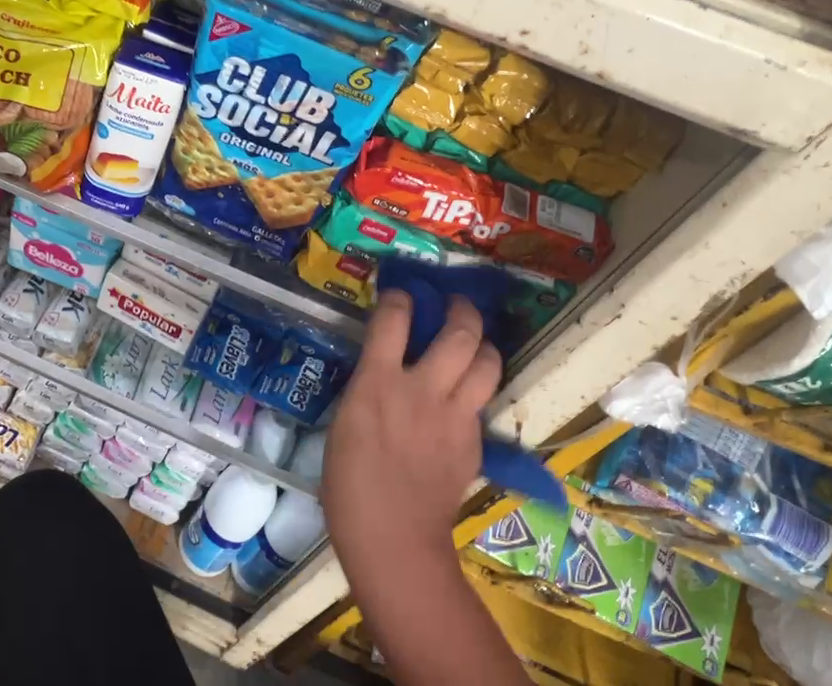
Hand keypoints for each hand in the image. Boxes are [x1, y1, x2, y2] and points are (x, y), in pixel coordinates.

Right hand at [323, 289, 503, 560]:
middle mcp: (422, 388)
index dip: (399, 298)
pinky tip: (463, 397)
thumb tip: (383, 368)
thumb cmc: (348, 483)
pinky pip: (482, 402)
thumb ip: (368, 386)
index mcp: (377, 382)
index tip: (400, 294)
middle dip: (461, 309)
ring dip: (482, 343)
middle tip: (454, 304)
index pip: (394, 318)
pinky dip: (475, 389)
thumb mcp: (344, 421)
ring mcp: (455, 415)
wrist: (392, 537)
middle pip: (460, 332)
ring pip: (487, 360)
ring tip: (473, 341)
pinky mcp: (474, 441)